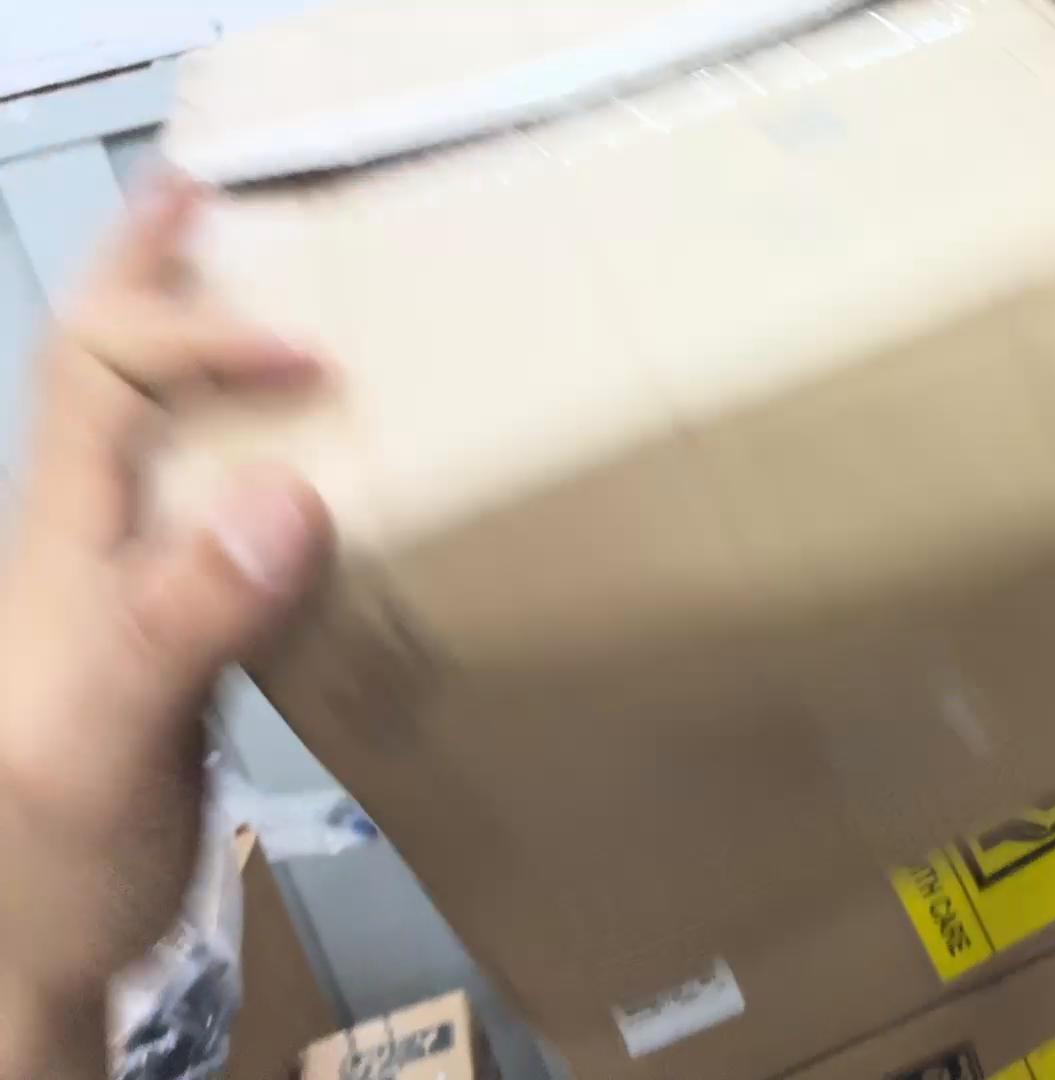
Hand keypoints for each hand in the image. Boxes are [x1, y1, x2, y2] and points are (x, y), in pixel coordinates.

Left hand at [0, 171, 330, 1010]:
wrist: (21, 943)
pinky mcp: (185, 614)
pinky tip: (317, 462)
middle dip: (161, 272)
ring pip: (167, 427)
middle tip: (228, 202)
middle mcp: (91, 531)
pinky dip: (267, 449)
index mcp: (62, 535)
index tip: (322, 350)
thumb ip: (179, 625)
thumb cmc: (44, 855)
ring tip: (287, 307)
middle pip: (106, 366)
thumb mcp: (103, 745)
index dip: (203, 332)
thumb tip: (289, 498)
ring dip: (216, 352)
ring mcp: (135, 574)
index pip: (108, 372)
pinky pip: (224, 500)